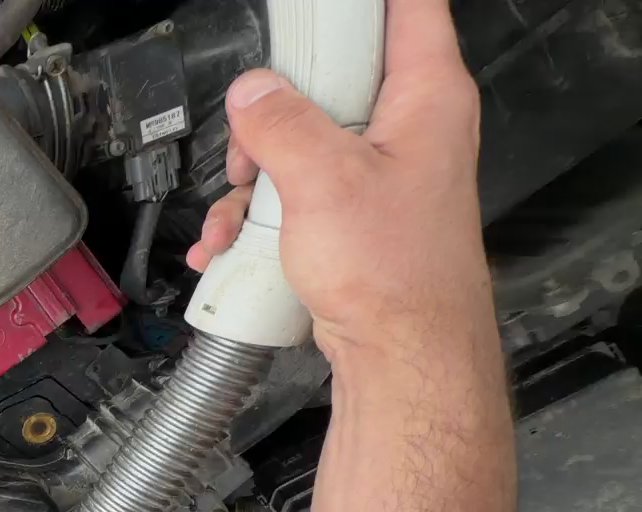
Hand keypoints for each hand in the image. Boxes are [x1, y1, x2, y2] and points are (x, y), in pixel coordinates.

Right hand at [186, 0, 496, 378]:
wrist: (393, 339)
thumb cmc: (388, 265)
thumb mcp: (322, 182)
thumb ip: (283, 127)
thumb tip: (251, 90)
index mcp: (421, 100)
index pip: (405, 15)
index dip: (358, 9)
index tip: (312, 16)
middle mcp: (399, 132)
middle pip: (321, 96)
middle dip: (264, 131)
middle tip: (247, 160)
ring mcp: (367, 178)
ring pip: (290, 156)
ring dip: (243, 194)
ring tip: (230, 229)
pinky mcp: (339, 218)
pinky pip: (283, 203)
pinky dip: (249, 225)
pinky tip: (228, 248)